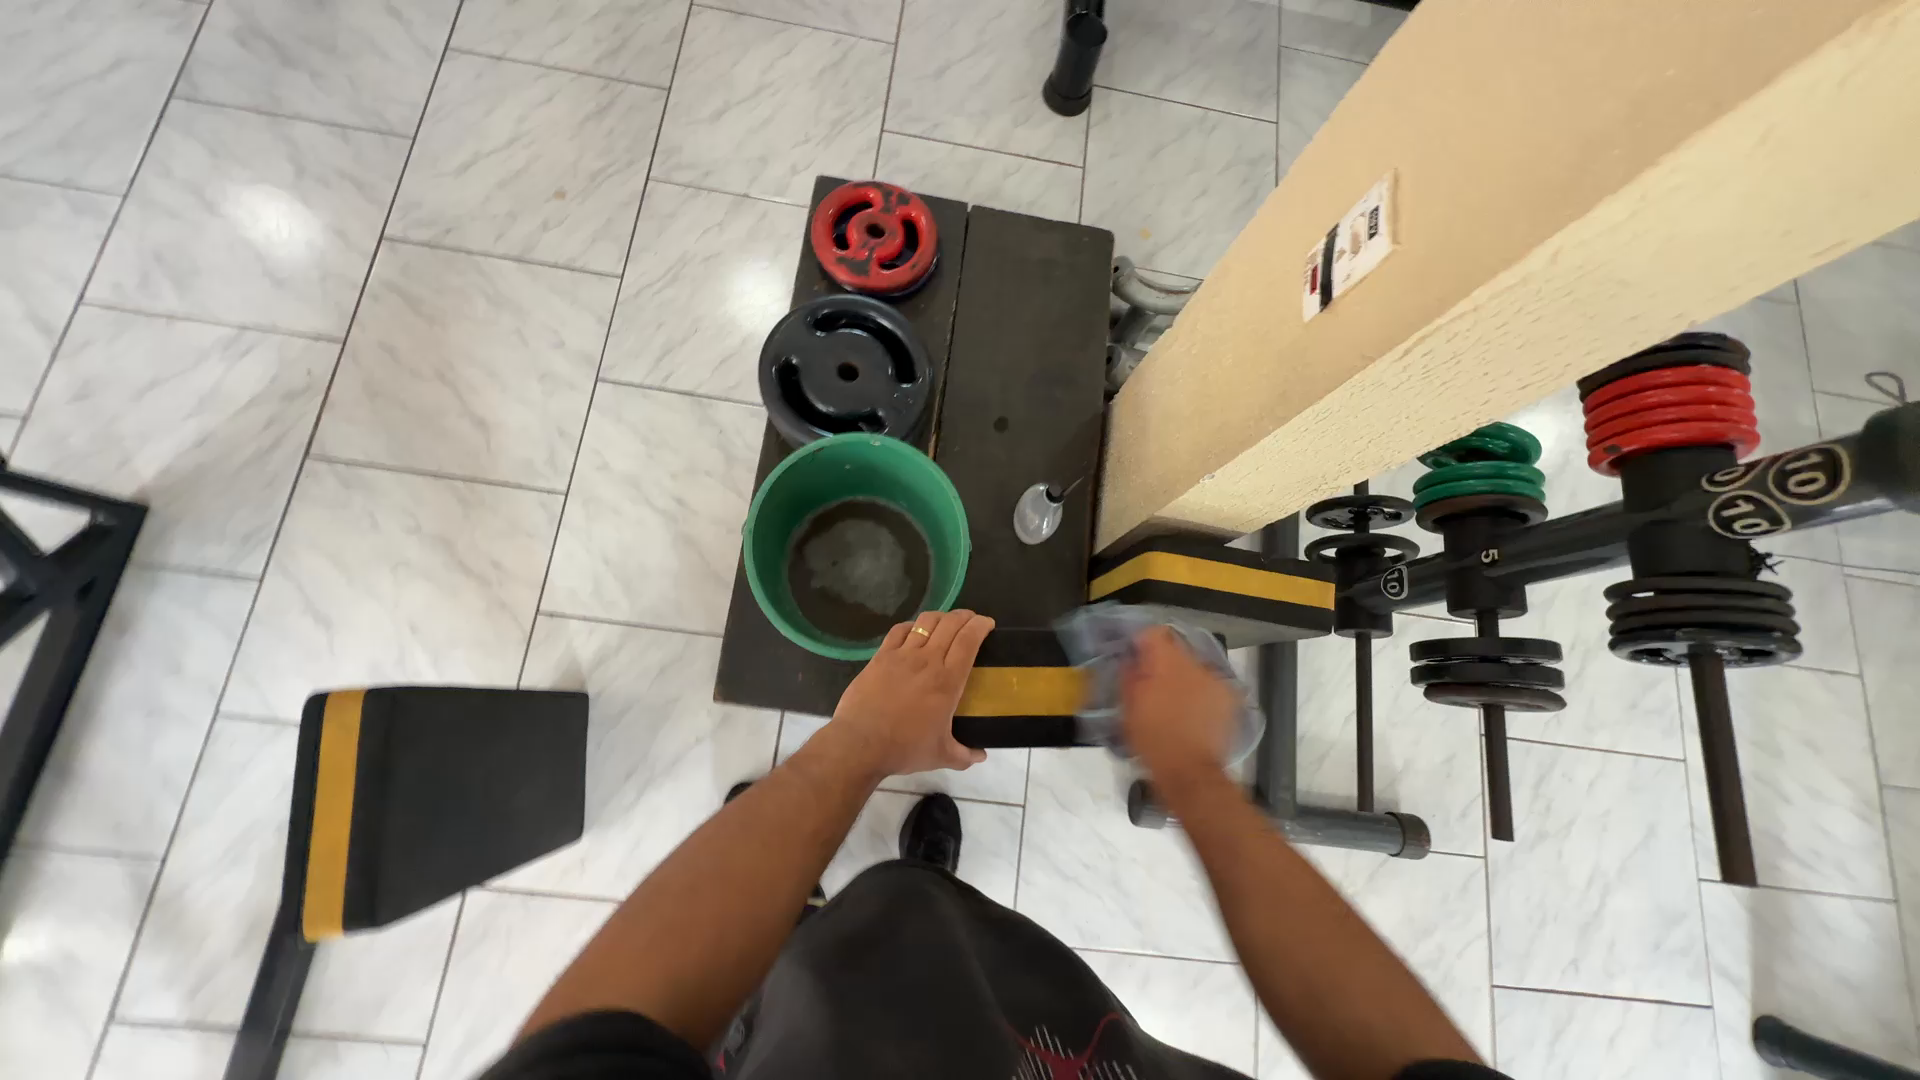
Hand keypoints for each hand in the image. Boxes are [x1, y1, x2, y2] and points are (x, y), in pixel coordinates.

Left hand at [824, 609, 994, 778]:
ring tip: (946, 622)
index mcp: (947, 680)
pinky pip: (899, 630)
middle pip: (950, 624)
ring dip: (941, 617)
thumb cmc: (905, 748)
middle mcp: (927, 660)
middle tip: (971, 621)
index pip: (968, 640)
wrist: (860, 744)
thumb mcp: (941, 756)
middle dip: (965, 616)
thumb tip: (981, 756)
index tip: (988, 624)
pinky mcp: (880, 657)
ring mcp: (901, 655)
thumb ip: (964, 755)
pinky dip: (912, 625)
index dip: (981, 625)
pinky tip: (914, 630)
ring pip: (925, 622)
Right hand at [1121, 627, 1237, 784]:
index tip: (1134, 657)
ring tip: (1174, 698)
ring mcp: (1217, 679)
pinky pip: (1211, 684)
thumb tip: (1131, 657)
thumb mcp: (1127, 706)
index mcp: (1167, 661)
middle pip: (1176, 648)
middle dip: (1163, 660)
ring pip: (1195, 666)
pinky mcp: (1230, 698)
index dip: (1141, 642)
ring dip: (1184, 675)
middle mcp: (1196, 663)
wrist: (1189, 771)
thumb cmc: (1152, 738)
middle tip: (1151, 681)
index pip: (1154, 632)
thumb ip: (1129, 673)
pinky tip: (1193, 710)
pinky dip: (1201, 691)